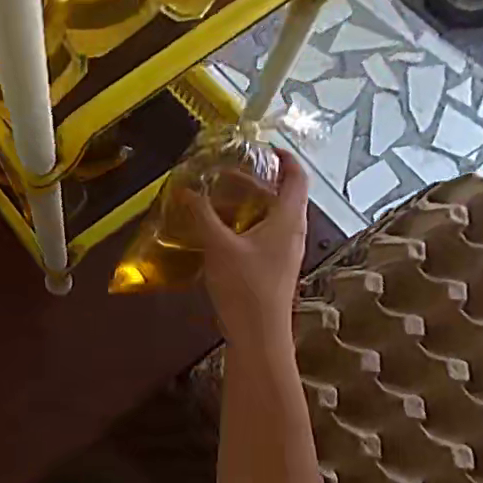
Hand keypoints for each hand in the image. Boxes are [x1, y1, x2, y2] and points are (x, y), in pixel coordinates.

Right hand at [189, 147, 308, 347]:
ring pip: (270, 217)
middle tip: (225, 172)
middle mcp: (292, 232)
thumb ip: (202, 215)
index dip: (284, 157)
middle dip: (255, 180)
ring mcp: (283, 252)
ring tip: (218, 198)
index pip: (297, 176)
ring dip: (248, 204)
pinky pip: (261, 235)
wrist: (258, 335)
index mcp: (289, 219)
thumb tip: (185, 189)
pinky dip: (243, 225)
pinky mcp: (272, 268)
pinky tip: (218, 231)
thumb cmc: (245, 286)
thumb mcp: (219, 246)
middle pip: (282, 195)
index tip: (262, 147)